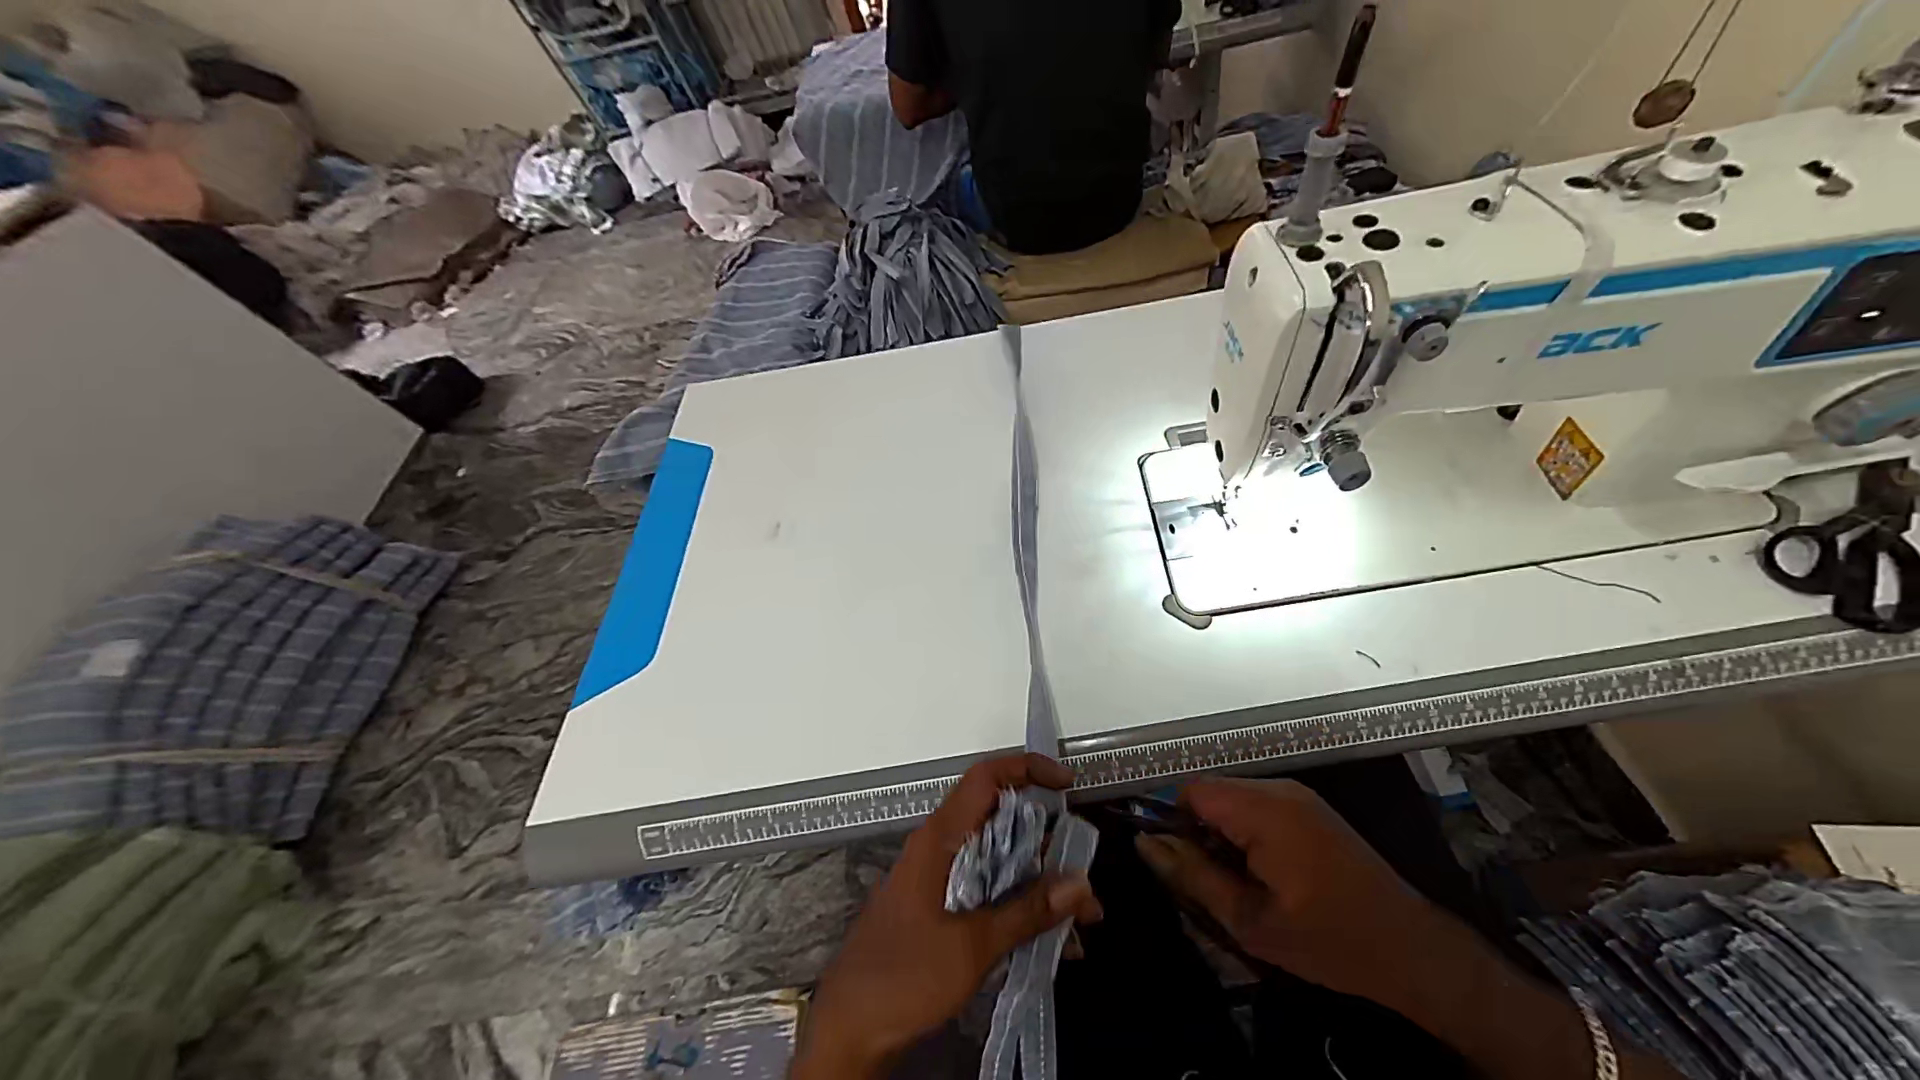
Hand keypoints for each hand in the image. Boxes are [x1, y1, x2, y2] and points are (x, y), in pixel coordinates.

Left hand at [791, 754, 1102, 1079]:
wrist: (849, 1028)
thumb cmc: (901, 978)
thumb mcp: (971, 947)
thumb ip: (1026, 912)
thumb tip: (1078, 885)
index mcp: (939, 839)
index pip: (985, 779)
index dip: (1026, 769)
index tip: (1065, 785)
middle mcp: (940, 848)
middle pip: (1000, 822)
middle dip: (1048, 845)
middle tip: (1082, 876)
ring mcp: (940, 878)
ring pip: (999, 861)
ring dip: (1039, 884)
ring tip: (1078, 922)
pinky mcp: (940, 908)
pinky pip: (988, 891)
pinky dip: (1019, 906)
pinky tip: (1050, 940)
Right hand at [1134, 778, 1680, 1079]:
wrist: (1413, 951)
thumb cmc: (1330, 941)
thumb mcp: (1250, 922)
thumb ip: (1193, 876)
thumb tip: (1146, 843)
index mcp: (1264, 812)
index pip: (1191, 791)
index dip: (1172, 822)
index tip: (1177, 863)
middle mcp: (1280, 790)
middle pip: (1211, 792)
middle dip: (1196, 829)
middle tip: (1207, 880)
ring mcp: (1299, 796)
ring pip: (1232, 797)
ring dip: (1220, 831)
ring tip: (1236, 880)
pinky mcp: (1310, 807)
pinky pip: (1256, 804)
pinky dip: (1244, 830)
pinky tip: (1261, 872)